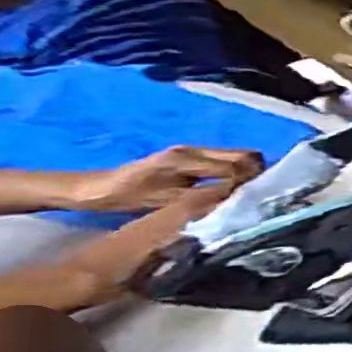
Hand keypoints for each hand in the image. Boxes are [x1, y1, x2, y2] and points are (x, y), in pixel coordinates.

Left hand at [69, 146, 260, 212]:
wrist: (92, 188)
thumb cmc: (125, 198)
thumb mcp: (165, 201)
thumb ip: (204, 195)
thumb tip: (239, 194)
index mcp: (185, 160)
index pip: (236, 165)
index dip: (251, 179)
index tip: (258, 194)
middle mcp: (193, 149)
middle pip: (245, 154)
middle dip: (256, 171)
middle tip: (256, 191)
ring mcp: (191, 149)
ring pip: (238, 154)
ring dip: (248, 169)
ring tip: (245, 188)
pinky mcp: (189, 154)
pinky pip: (225, 158)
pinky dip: (236, 168)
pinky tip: (230, 183)